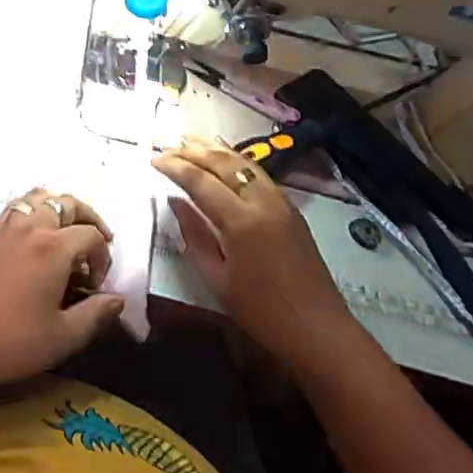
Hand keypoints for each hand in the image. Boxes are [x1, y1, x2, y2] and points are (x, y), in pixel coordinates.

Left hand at [0, 189, 124, 384]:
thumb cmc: (13, 340)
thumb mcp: (63, 336)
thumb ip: (95, 314)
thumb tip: (117, 300)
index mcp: (55, 247)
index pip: (91, 235)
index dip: (103, 257)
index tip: (97, 286)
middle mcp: (33, 227)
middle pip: (67, 203)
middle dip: (88, 218)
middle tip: (97, 241)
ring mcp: (9, 227)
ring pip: (40, 197)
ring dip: (59, 207)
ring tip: (68, 228)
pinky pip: (18, 206)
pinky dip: (33, 209)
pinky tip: (37, 230)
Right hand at [153, 138, 359, 363]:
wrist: (318, 329)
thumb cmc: (261, 312)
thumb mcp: (217, 279)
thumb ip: (194, 235)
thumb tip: (176, 202)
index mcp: (241, 221)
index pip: (201, 181)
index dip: (176, 167)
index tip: (154, 160)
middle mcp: (262, 202)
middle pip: (223, 163)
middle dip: (193, 152)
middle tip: (168, 147)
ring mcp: (280, 202)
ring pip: (244, 163)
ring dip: (215, 151)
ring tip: (191, 143)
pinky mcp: (290, 208)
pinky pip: (258, 174)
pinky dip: (236, 161)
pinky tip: (224, 160)